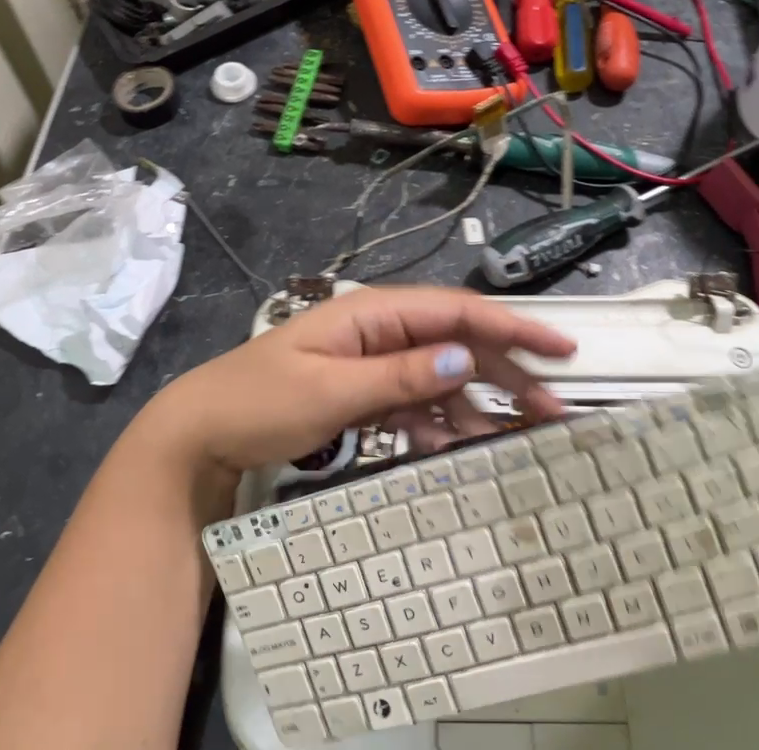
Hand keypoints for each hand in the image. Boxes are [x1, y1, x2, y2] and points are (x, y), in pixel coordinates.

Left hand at [138, 286, 574, 474]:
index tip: (558, 348)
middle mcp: (378, 332)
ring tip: (518, 436)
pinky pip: (414, 404)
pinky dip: (439, 424)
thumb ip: (400, 376)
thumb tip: (466, 358)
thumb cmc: (258, 403)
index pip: (453, 312)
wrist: (199, 436)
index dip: (510, 327)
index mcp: (371, 315)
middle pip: (456, 344)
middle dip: (505, 371)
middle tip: (552, 407)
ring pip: (440, 377)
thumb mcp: (330, 391)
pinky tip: (459, 447)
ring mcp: (371, 364)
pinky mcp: (363, 395)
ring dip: (478, 404)